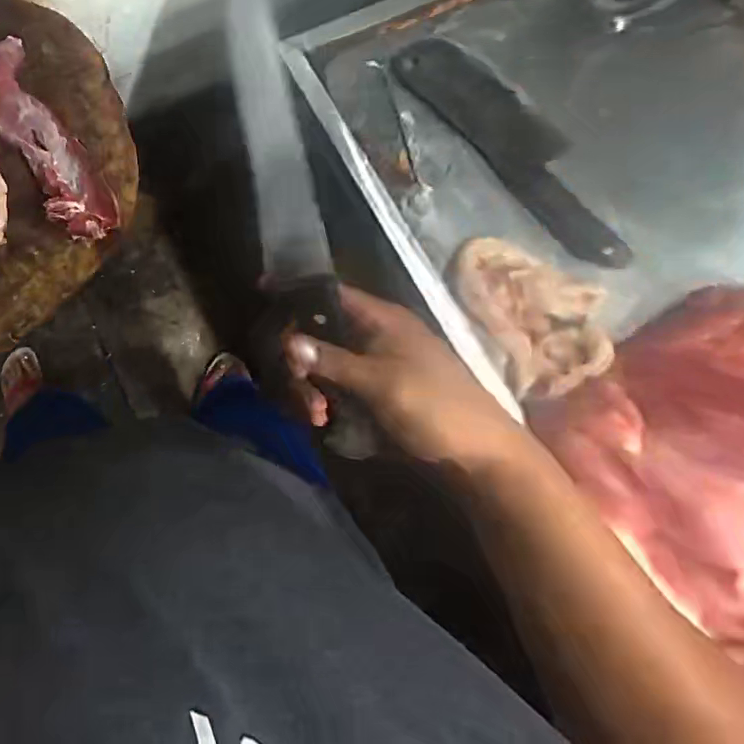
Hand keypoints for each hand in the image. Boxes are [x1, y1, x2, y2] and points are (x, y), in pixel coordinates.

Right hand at [285, 286, 530, 467]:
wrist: (480, 455)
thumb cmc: (435, 406)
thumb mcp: (380, 382)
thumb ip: (331, 360)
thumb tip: (287, 340)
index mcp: (381, 318)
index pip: (330, 290)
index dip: (296, 288)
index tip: (262, 289)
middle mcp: (374, 334)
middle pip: (318, 330)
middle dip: (298, 357)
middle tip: (297, 385)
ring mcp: (373, 364)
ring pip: (323, 362)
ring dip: (310, 385)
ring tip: (316, 415)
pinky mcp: (374, 392)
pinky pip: (335, 385)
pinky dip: (324, 398)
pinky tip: (324, 420)